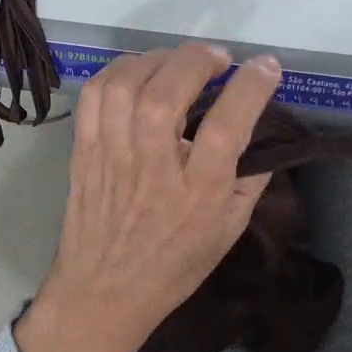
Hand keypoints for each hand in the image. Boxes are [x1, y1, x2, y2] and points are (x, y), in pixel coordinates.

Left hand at [13, 45, 281, 351]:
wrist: (103, 293)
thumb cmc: (174, 264)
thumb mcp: (229, 229)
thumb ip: (250, 177)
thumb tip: (263, 130)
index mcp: (196, 193)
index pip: (225, 126)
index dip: (249, 87)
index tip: (267, 66)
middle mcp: (152, 168)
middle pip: (167, 93)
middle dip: (197, 60)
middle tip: (218, 59)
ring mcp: (112, 156)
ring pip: (126, 86)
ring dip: (158, 59)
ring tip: (178, 63)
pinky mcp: (84, 150)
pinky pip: (95, 94)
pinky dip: (119, 71)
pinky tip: (140, 73)